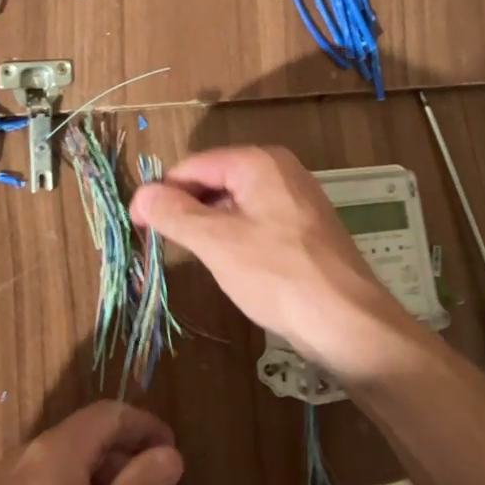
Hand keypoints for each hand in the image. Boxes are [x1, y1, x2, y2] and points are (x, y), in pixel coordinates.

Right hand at [130, 146, 411, 375]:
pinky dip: (235, 237)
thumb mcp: (217, 242)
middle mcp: (280, 170)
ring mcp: (297, 199)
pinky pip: (257, 221)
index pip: (193, 166)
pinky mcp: (305, 228)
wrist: (347, 322)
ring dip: (209, 226)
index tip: (137, 226)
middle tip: (160, 245)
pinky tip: (231, 266)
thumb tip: (141, 194)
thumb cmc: (278, 275)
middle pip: (215, 180)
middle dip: (186, 209)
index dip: (162, 194)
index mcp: (259, 162)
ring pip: (235, 203)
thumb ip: (175, 213)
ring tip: (193, 257)